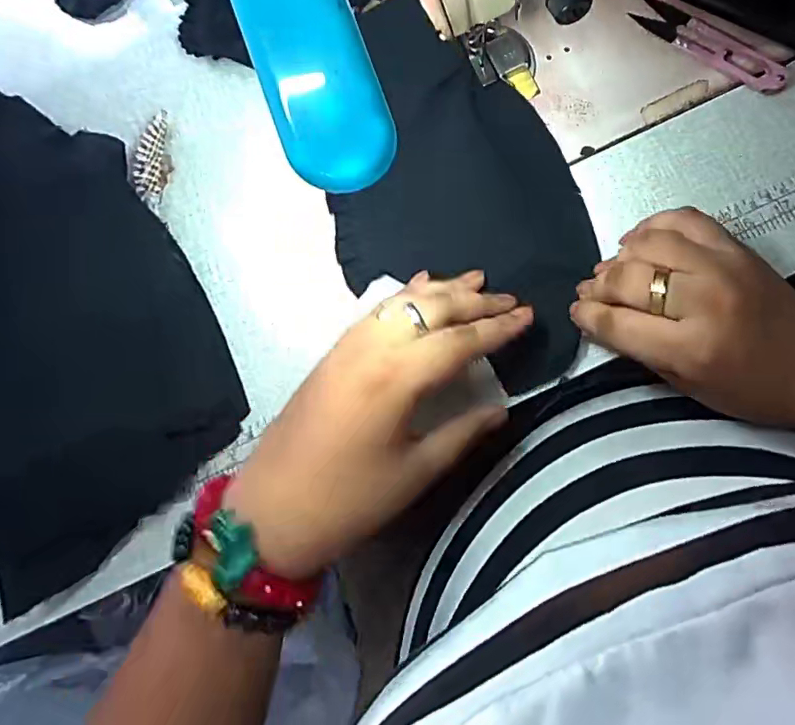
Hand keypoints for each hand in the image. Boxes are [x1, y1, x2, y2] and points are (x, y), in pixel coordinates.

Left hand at [223, 271, 530, 577]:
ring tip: (477, 280)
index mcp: (398, 377)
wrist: (266, 513)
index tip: (528, 314)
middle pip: (435, 309)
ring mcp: (351, 343)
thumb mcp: (415, 472)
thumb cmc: (347, 501)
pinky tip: (422, 286)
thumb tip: (501, 409)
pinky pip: (380, 308)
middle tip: (510, 298)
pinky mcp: (336, 350)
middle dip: (476, 301)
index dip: (498, 327)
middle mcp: (375, 346)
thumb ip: (462, 432)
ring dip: (444, 289)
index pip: (460, 340)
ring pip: (405, 300)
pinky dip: (407, 294)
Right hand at [571, 208, 794, 429]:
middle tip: (587, 290)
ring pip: (650, 242)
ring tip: (611, 266)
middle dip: (598, 285)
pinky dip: (654, 225)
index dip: (589, 316)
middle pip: (629, 278)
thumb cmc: (753, 390)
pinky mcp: (734, 245)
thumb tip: (601, 317)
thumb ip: (643, 351)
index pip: (620, 324)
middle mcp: (704, 300)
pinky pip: (682, 218)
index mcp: (693, 348)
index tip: (576, 310)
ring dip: (621, 254)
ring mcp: (721, 264)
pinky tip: (641, 239)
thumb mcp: (692, 388)